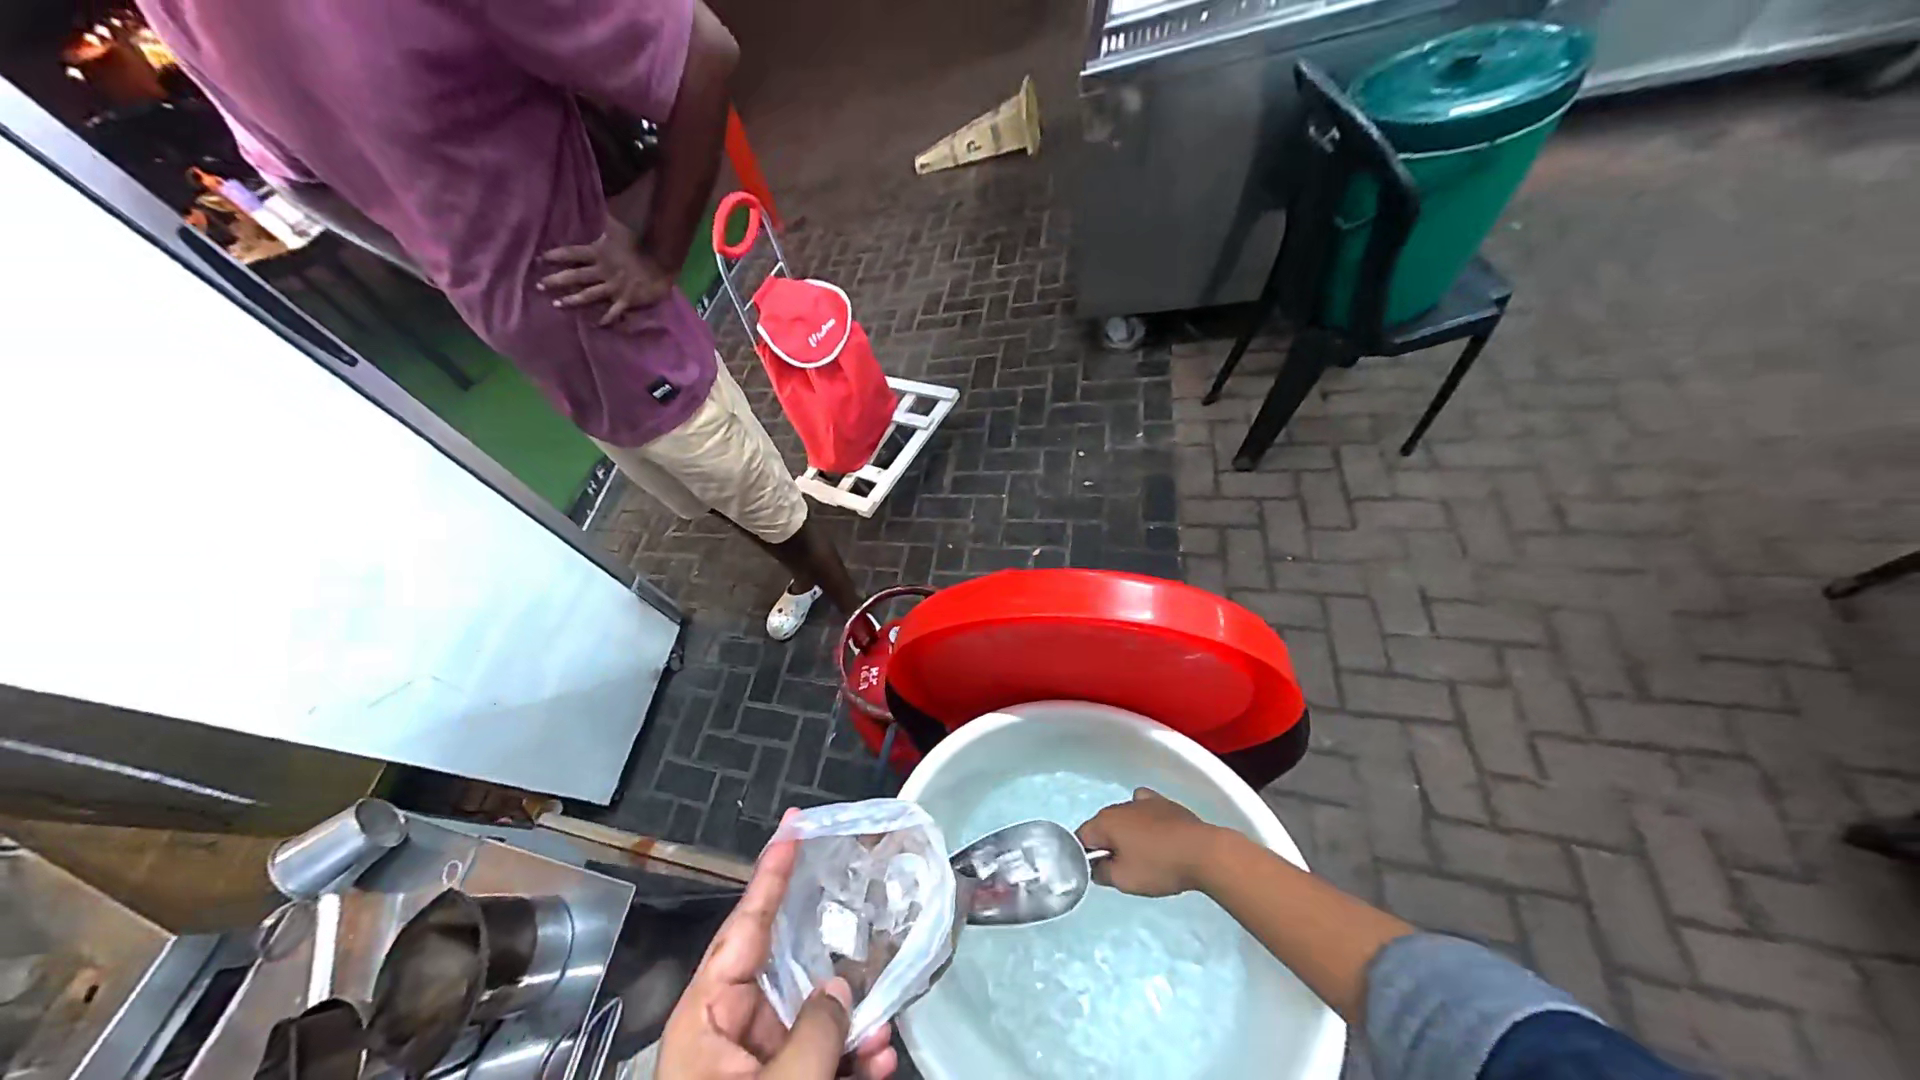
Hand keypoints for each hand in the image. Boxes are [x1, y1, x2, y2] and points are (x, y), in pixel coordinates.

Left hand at [537, 214, 673, 326]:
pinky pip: (612, 312)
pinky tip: (596, 325)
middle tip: (539, 286)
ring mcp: (613, 288)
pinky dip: (605, 320)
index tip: (538, 260)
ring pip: (588, 295)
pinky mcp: (625, 300)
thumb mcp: (618, 229)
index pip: (570, 253)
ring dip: (571, 300)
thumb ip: (604, 220)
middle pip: (574, 276)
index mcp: (598, 253)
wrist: (661, 264)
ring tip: (556, 304)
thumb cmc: (639, 246)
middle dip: (555, 281)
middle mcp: (601, 271)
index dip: (553, 256)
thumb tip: (593, 200)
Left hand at [656, 819, 897, 1079]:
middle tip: (867, 923)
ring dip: (853, 1023)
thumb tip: (841, 989)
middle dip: (834, 958)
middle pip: (788, 968)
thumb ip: (812, 1035)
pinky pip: (817, 1058)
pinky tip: (879, 1061)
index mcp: (709, 1013)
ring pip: (812, 1019)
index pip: (745, 923)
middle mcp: (730, 1027)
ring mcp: (754, 1061)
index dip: (773, 871)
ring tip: (884, 1029)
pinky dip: (850, 1059)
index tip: (796, 826)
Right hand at [1076, 788, 1224, 897]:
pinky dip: (1142, 817)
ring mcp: (1143, 802)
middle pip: (1102, 826)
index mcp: (1105, 822)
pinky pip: (1144, 807)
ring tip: (1141, 854)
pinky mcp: (1164, 803)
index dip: (1086, 856)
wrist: (1203, 853)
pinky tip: (1152, 829)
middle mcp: (1119, 806)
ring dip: (1125, 833)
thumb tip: (1096, 867)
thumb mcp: (1124, 880)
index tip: (1100, 872)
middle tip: (1121, 869)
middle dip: (1106, 845)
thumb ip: (1102, 873)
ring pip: (1123, 817)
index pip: (1082, 837)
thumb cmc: (1159, 866)